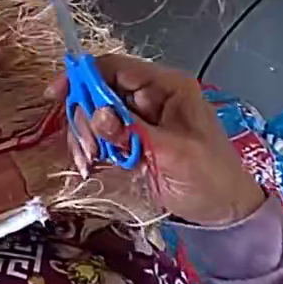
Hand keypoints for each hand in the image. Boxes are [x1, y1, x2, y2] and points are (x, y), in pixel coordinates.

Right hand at [64, 53, 265, 225]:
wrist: (225, 216)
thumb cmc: (210, 179)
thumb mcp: (173, 153)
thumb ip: (132, 131)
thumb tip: (97, 115)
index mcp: (165, 86)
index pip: (113, 67)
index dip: (82, 76)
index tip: (57, 95)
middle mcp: (146, 95)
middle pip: (96, 89)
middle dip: (84, 116)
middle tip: (87, 146)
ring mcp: (136, 115)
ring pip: (91, 111)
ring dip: (84, 135)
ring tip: (90, 160)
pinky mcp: (127, 135)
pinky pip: (95, 132)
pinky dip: (88, 146)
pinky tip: (91, 164)